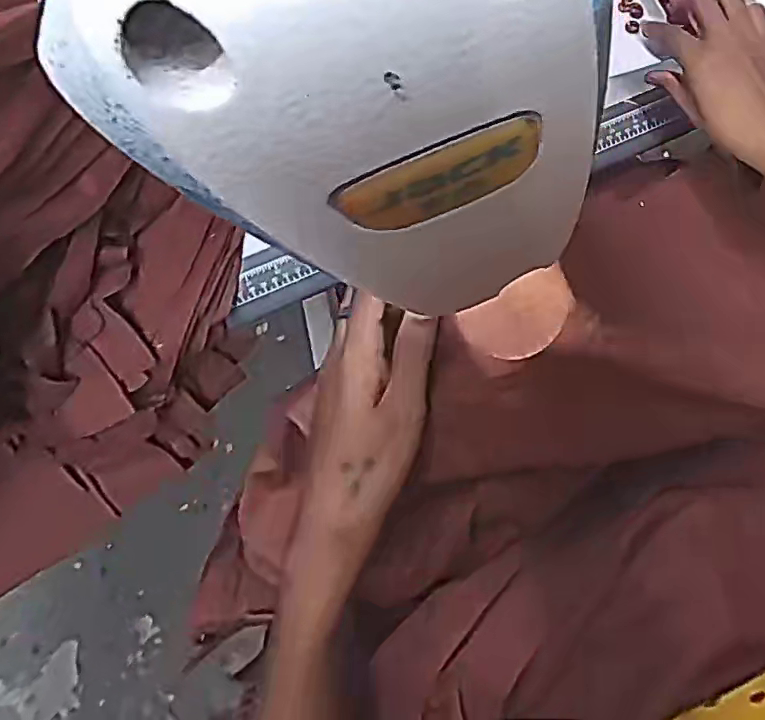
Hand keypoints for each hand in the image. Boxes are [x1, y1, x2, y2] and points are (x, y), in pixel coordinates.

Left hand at [288, 290, 436, 599]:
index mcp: (354, 350)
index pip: (368, 290)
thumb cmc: (373, 463)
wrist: (332, 517)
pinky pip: (361, 341)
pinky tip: (405, 335)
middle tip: (431, 265)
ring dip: (389, 306)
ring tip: (425, 291)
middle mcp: (337, 352)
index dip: (391, 263)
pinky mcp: (337, 388)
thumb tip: (425, 297)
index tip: (422, 246)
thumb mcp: (405, 406)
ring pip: (361, 321)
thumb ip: (415, 349)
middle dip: (394, 280)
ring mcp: (333, 370)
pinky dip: (383, 329)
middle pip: (362, 302)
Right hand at [644, 0, 764, 188]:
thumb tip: (661, 77)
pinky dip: (742, 9)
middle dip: (683, 2)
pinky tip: (738, 22)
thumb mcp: (697, 113)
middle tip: (679, 13)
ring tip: (708, 11)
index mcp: (701, 59)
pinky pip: (756, 8)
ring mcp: (751, 35)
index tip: (652, 30)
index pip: (670, 32)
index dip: (655, 29)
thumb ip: (676, 87)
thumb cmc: (742, 131)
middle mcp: (726, 39)